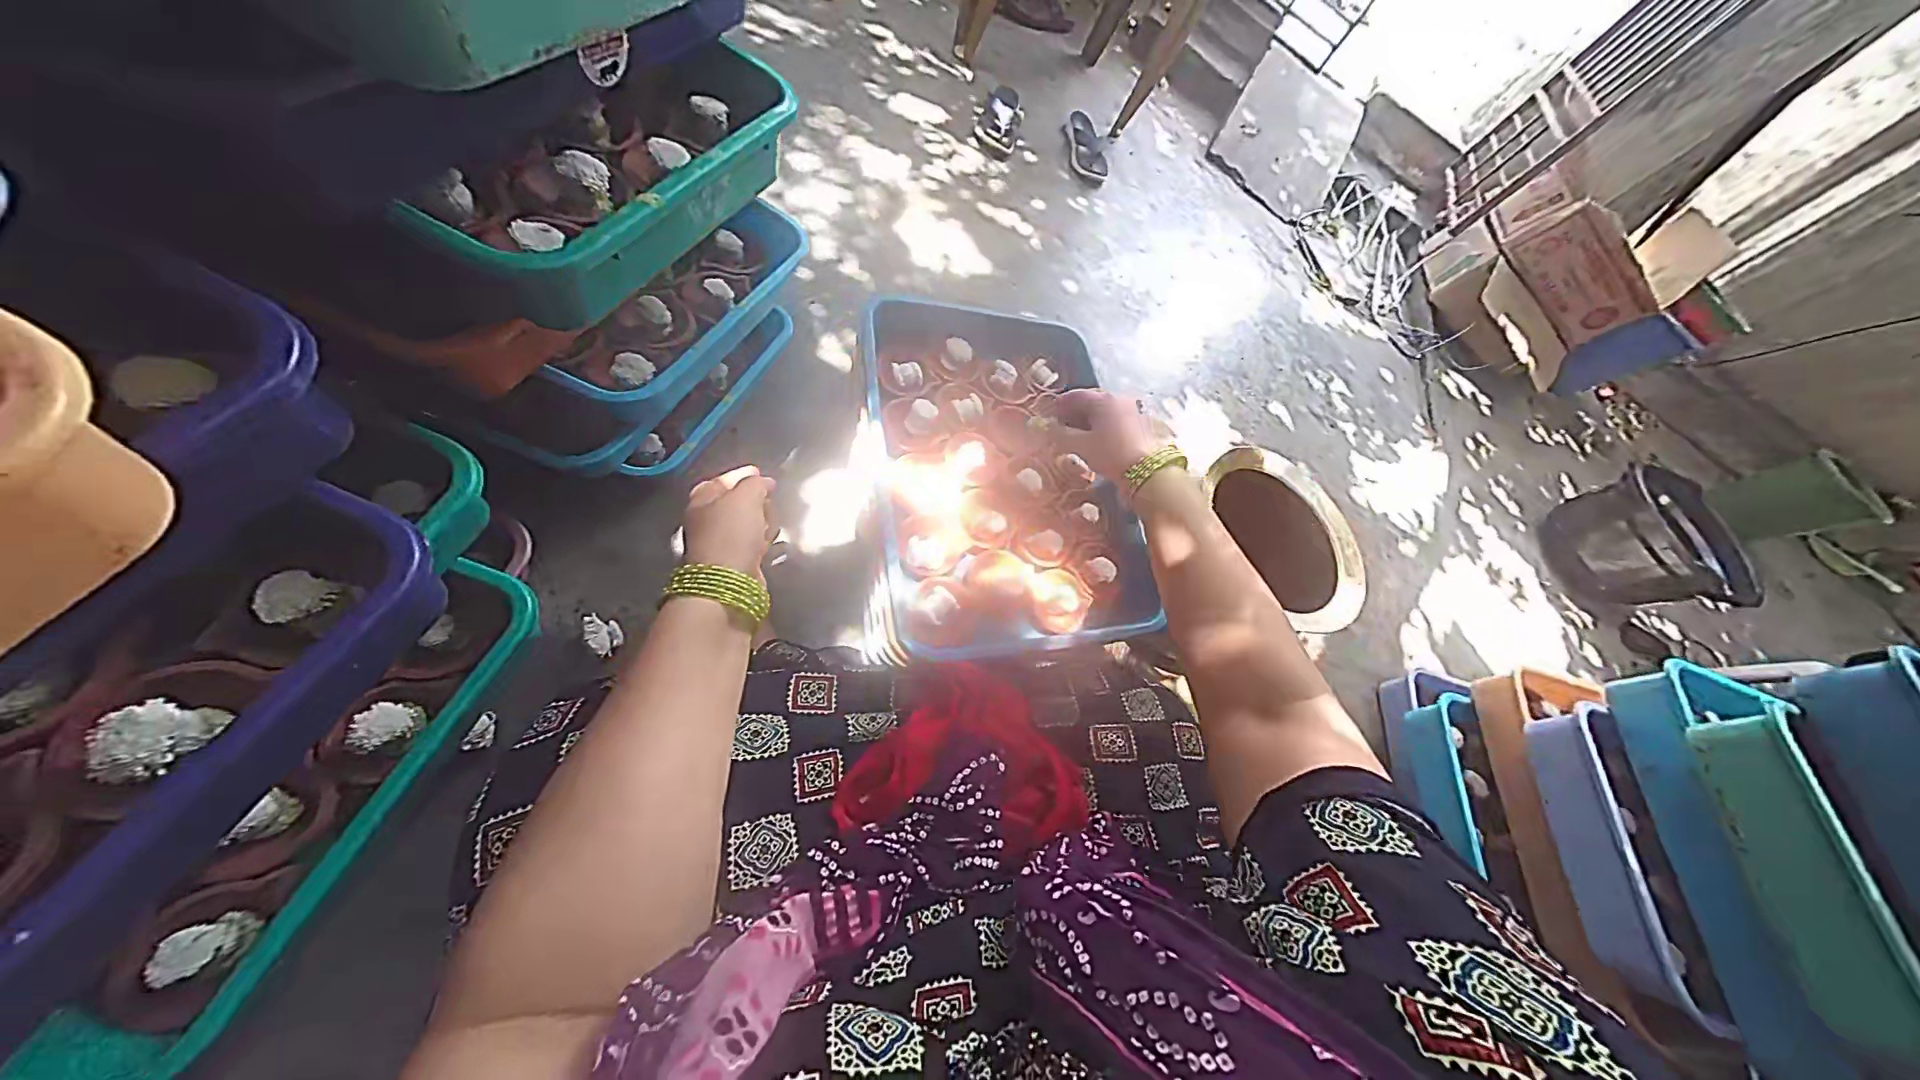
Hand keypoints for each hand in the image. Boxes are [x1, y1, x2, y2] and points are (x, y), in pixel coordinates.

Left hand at [683, 465, 776, 578]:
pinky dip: (760, 539)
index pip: (723, 480)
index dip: (742, 475)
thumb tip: (763, 482)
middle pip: (734, 502)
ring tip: (770, 520)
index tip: (762, 474)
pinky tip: (768, 540)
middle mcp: (706, 520)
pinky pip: (751, 542)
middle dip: (754, 498)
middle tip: (768, 499)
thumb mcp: (745, 497)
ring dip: (759, 519)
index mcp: (702, 500)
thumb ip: (755, 484)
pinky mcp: (734, 560)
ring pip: (745, 523)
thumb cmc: (732, 533)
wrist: (729, 581)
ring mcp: (720, 542)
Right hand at [1051, 389, 1173, 484]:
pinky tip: (1100, 437)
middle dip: (1075, 411)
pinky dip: (1105, 423)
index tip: (1049, 414)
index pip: (1075, 395)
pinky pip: (1118, 417)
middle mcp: (1120, 398)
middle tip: (1062, 424)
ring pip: (1106, 409)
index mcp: (1103, 399)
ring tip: (1080, 433)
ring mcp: (1134, 408)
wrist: (1148, 471)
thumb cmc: (1111, 455)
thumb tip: (1046, 427)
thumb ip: (1060, 434)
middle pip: (1092, 400)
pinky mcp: (1143, 421)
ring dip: (1091, 418)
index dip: (1059, 404)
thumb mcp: (1080, 445)